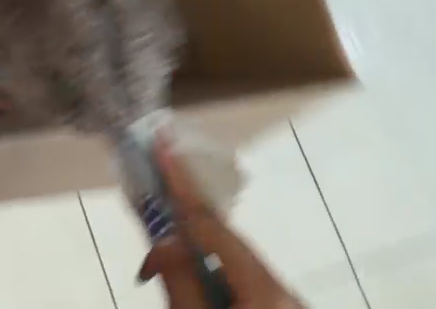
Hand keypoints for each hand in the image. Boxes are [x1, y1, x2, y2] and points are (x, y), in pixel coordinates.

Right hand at [138, 141, 299, 307]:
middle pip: (225, 245)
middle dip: (183, 232)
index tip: (162, 142)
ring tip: (173, 287)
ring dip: (199, 268)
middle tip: (148, 217)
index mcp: (265, 292)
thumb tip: (163, 236)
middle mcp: (286, 295)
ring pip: (235, 271)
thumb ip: (179, 279)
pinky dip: (217, 286)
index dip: (181, 183)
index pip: (211, 225)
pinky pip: (246, 290)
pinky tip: (201, 297)